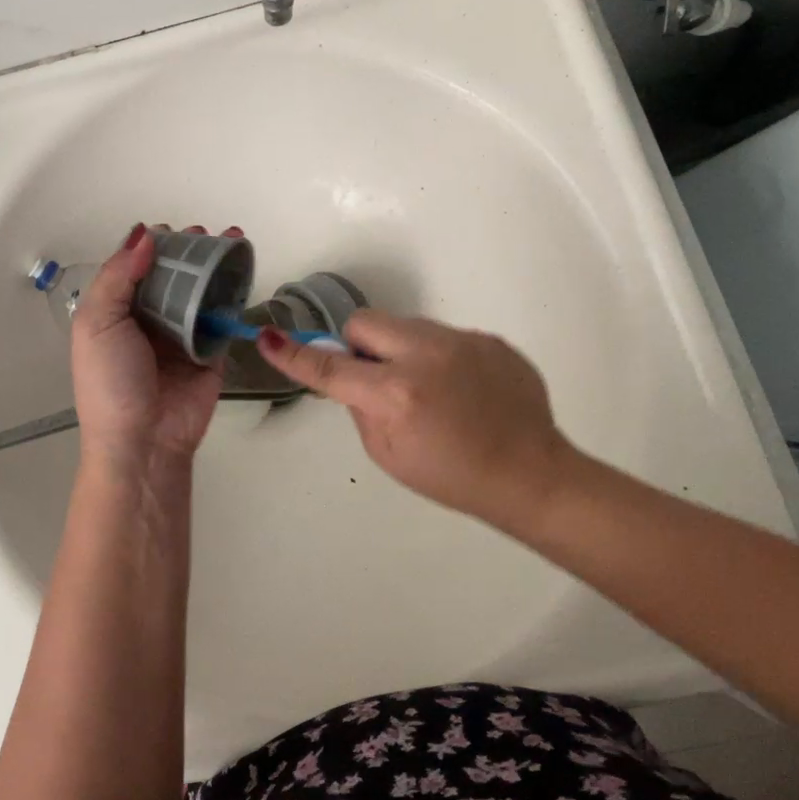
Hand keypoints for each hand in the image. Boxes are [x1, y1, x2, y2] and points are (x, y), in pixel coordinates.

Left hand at [71, 223, 237, 472]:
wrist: (142, 441)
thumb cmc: (110, 382)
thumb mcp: (96, 323)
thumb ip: (118, 276)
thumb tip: (144, 235)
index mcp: (116, 312)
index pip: (134, 268)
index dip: (152, 247)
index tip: (170, 233)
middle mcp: (149, 320)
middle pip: (171, 276)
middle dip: (188, 252)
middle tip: (204, 235)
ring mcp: (182, 335)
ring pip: (200, 292)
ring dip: (214, 266)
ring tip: (230, 243)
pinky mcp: (212, 353)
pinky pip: (223, 319)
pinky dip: (233, 295)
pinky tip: (243, 273)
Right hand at [256, 311, 577, 524]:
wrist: (531, 475)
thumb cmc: (451, 477)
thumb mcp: (387, 454)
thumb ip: (361, 407)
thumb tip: (352, 376)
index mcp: (397, 394)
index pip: (330, 368)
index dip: (295, 355)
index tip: (267, 338)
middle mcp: (427, 356)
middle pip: (365, 322)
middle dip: (360, 346)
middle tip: (378, 380)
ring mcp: (463, 342)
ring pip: (406, 326)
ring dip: (402, 350)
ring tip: (432, 391)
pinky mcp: (490, 340)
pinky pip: (444, 337)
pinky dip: (439, 358)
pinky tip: (462, 391)